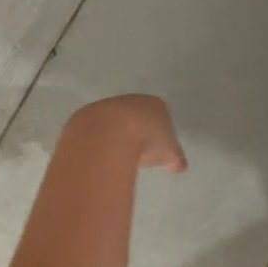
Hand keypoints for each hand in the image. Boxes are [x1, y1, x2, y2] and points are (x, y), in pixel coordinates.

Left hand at [65, 94, 187, 172]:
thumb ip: (176, 158)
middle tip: (138, 152)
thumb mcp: (169, 153)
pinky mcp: (87, 115)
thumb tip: (180, 166)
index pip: (162, 114)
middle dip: (137, 131)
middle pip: (137, 114)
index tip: (158, 146)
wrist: (108, 133)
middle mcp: (133, 100)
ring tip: (117, 156)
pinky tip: (100, 154)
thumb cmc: (146, 140)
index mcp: (156, 105)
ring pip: (115, 120)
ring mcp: (108, 105)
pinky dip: (98, 140)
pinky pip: (95, 129)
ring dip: (116, 135)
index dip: (161, 130)